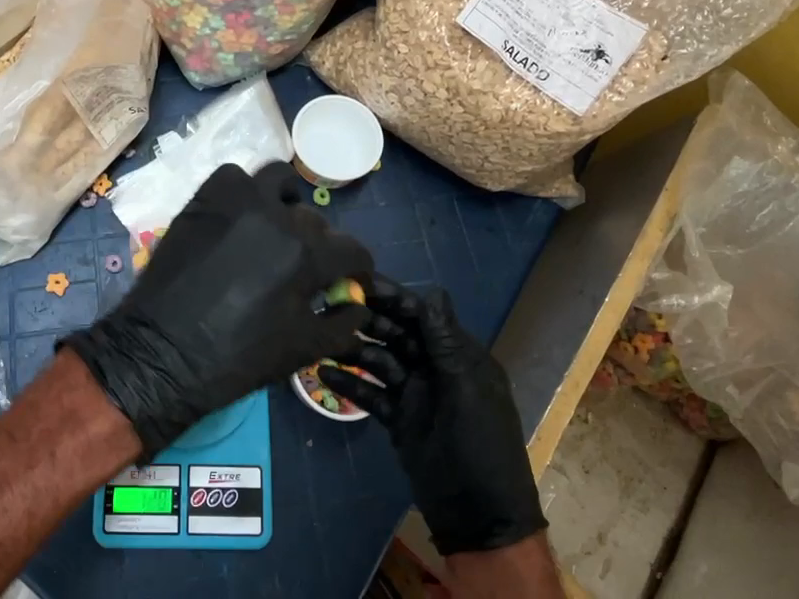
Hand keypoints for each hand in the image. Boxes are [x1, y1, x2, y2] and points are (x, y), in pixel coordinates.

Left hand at [64, 162, 372, 454]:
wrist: (162, 352)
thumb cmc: (236, 358)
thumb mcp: (303, 349)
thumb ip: (342, 323)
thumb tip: (358, 306)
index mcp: (305, 256)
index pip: (351, 250)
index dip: (357, 270)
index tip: (349, 281)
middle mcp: (276, 217)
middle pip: (314, 221)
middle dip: (317, 246)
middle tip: (302, 268)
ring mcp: (237, 202)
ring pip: (277, 181)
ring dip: (285, 201)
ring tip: (276, 226)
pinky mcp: (203, 198)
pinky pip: (234, 177)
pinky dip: (243, 191)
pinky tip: (240, 218)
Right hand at [319, 277, 545, 556]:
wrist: (480, 518)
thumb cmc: (480, 447)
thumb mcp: (465, 390)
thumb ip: (446, 343)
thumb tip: (433, 293)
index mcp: (458, 356)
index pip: (421, 315)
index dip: (392, 297)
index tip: (357, 280)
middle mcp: (435, 368)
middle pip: (395, 333)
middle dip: (365, 318)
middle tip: (327, 303)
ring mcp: (415, 394)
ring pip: (378, 361)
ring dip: (351, 348)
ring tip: (318, 337)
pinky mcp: (398, 419)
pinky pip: (370, 394)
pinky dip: (349, 383)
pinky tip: (322, 372)